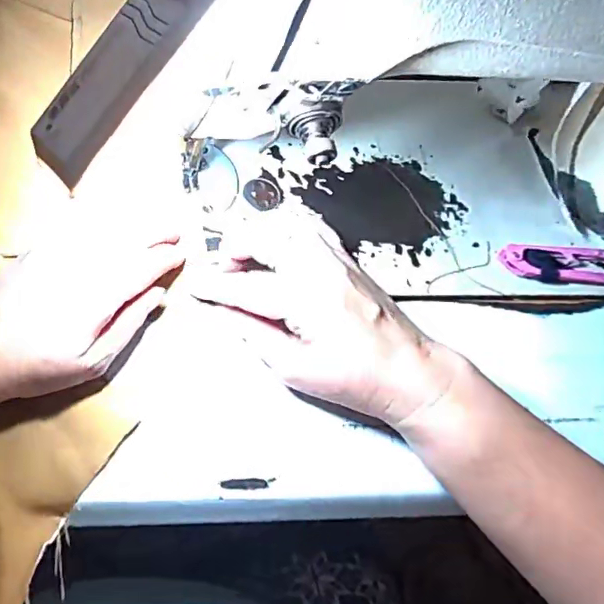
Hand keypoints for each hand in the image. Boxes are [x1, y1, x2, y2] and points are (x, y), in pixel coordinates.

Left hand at [0, 208, 186, 408]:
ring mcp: (58, 251)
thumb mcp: (90, 362)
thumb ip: (127, 325)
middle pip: (128, 239)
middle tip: (176, 231)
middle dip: (155, 232)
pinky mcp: (39, 247)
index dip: (165, 259)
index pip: (142, 267)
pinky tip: (111, 217)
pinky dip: (100, 218)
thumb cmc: (36, 365)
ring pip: (105, 227)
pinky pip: (77, 224)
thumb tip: (156, 297)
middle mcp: (83, 263)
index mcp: (99, 294)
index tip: (182, 254)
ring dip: (133, 222)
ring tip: (153, 221)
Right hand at [184, 209, 475, 428]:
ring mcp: (335, 257)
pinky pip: (311, 226)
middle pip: (261, 239)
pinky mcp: (347, 257)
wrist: (410, 372)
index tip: (194, 287)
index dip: (213, 287)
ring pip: (284, 225)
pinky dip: (286, 228)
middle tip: (219, 274)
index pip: (243, 285)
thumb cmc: (356, 379)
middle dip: (231, 252)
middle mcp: (319, 267)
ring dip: (257, 237)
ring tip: (245, 258)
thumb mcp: (294, 368)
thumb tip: (223, 313)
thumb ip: (253, 334)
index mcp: (304, 297)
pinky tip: (278, 244)